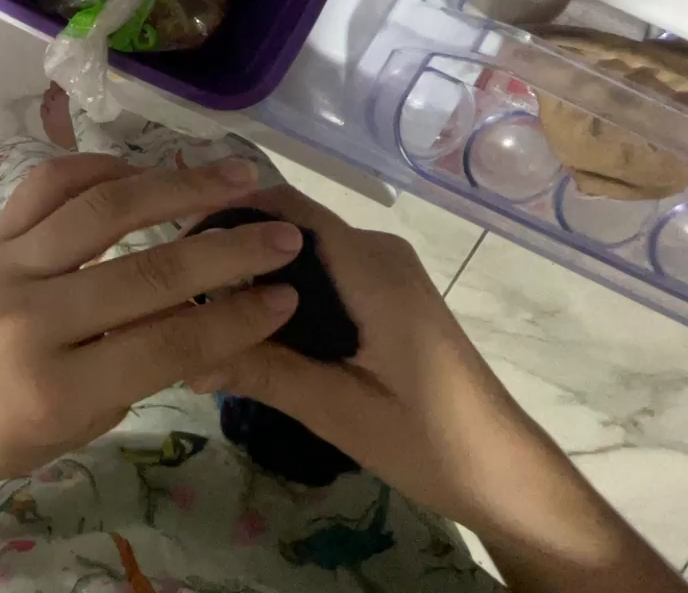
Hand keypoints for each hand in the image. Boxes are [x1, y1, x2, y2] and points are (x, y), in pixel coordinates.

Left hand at [0, 154, 304, 507]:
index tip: (287, 296)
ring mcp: (6, 265)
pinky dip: (98, 167)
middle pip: (145, 271)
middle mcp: (31, 316)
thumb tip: (205, 313)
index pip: (166, 345)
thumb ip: (139, 369)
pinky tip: (140, 169)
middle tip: (281, 233)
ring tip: (228, 175)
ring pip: (100, 209)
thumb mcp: (80, 424)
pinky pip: (47, 185)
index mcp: (56, 387)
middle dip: (225, 250)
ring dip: (173, 187)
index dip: (235, 319)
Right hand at [192, 187, 686, 589]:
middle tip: (181, 292)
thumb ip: (261, 370)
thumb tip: (179, 354)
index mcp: (370, 267)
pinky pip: (317, 271)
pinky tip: (251, 327)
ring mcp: (383, 270)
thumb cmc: (431, 442)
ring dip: (253, 274)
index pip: (286, 207)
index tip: (177, 244)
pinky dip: (279, 290)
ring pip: (298, 251)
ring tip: (205, 311)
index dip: (227, 212)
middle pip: (286, 227)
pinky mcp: (384, 291)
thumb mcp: (337, 411)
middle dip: (231, 251)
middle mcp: (377, 252)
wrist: (510, 479)